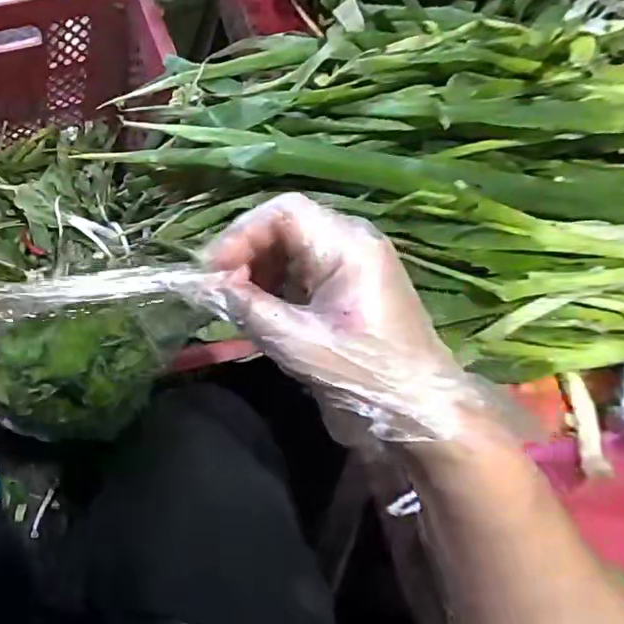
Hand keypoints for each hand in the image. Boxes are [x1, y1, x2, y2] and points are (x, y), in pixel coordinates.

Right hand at [201, 194, 481, 443]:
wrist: (418, 412)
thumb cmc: (363, 372)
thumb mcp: (294, 341)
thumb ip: (246, 307)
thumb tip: (206, 287)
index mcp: (348, 246)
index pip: (282, 212)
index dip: (240, 234)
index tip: (213, 272)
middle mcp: (348, 245)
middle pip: (281, 227)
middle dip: (243, 254)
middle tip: (218, 290)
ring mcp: (346, 268)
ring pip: (283, 249)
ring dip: (252, 271)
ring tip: (233, 304)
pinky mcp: (340, 291)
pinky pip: (293, 273)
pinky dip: (267, 287)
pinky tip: (253, 312)